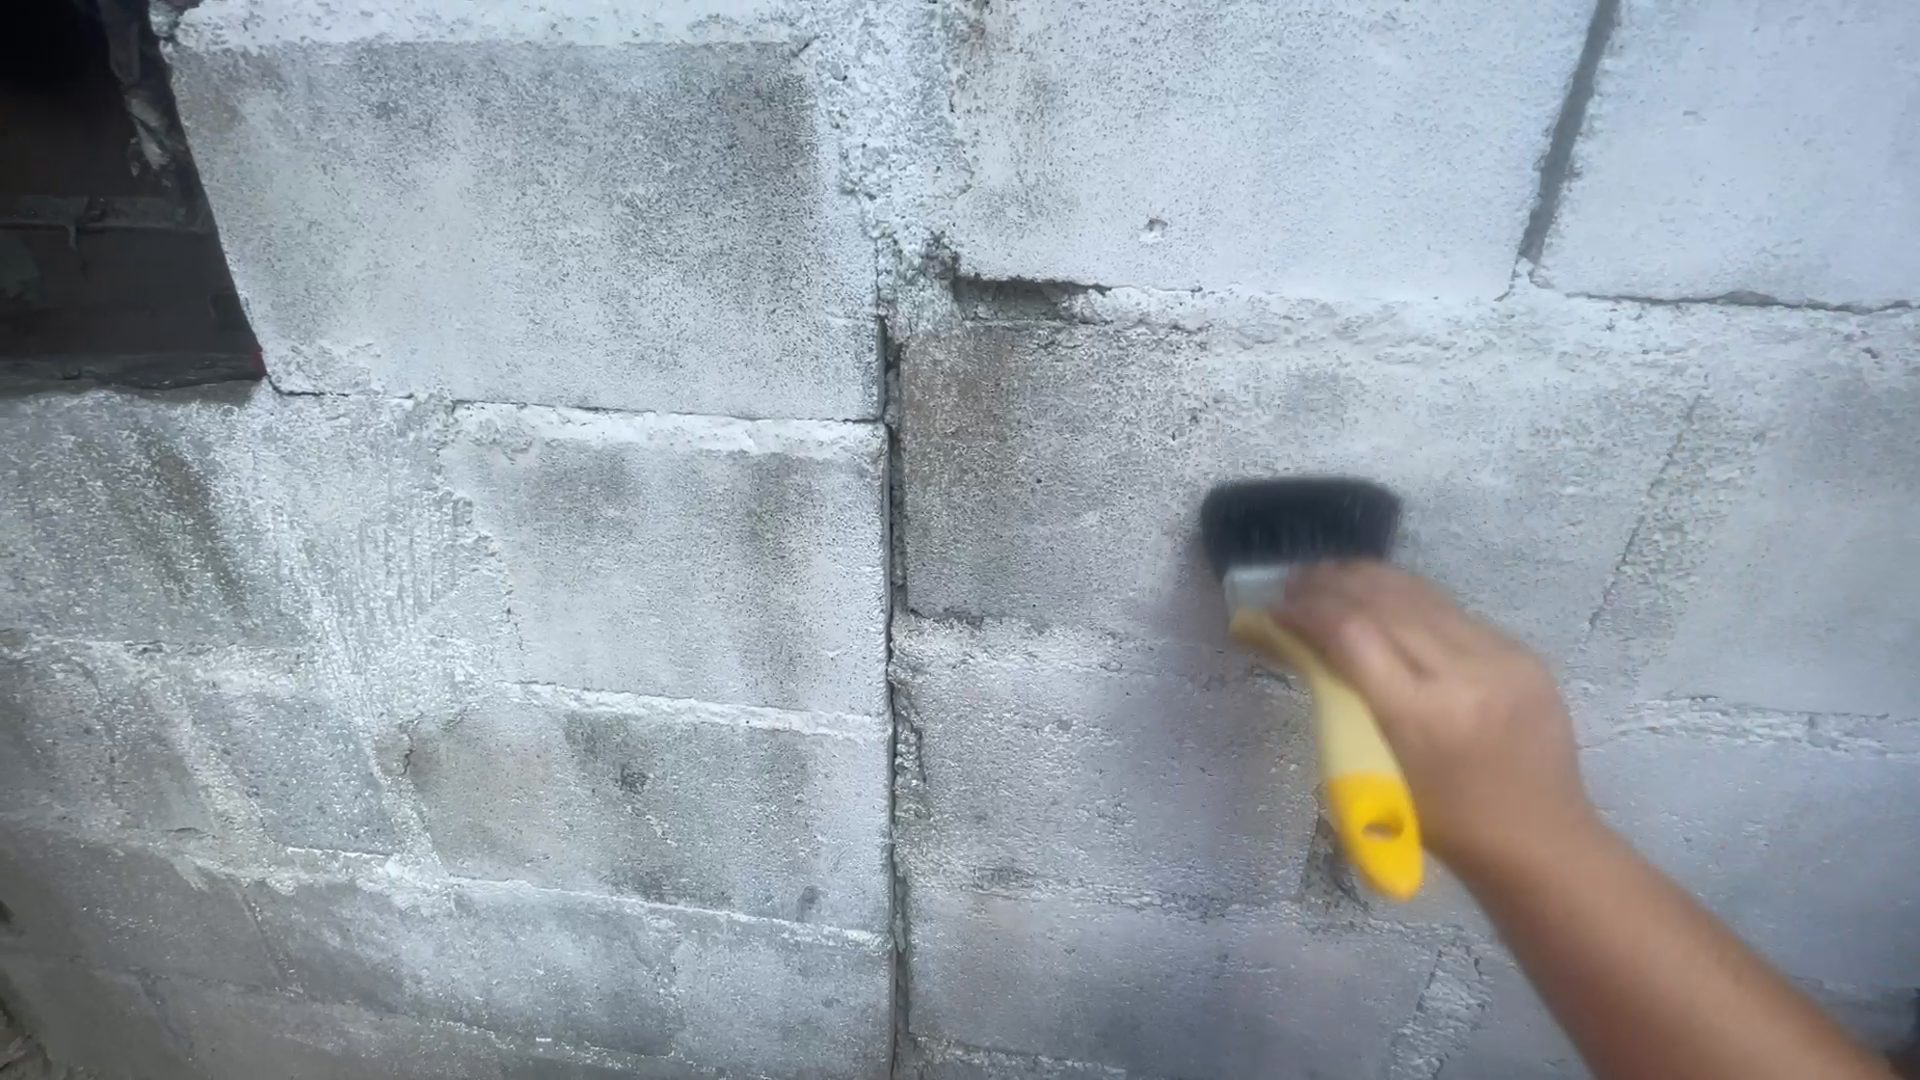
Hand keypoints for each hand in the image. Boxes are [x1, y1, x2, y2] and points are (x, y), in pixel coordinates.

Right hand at [1276, 561, 1596, 877]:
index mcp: (1421, 714)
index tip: (1275, 609)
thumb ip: (1337, 695)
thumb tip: (1291, 641)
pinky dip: (1401, 594)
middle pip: (1382, 604)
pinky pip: (1447, 608)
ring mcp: (1501, 657)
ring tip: (1325, 577)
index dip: (1308, 612)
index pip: (1352, 635)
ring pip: (1416, 594)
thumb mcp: (1371, 763)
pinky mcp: (1520, 651)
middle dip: (1328, 586)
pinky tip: (1375, 593)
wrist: (1541, 840)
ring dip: (1362, 579)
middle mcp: (1465, 675)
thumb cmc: (1438, 818)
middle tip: (1291, 585)